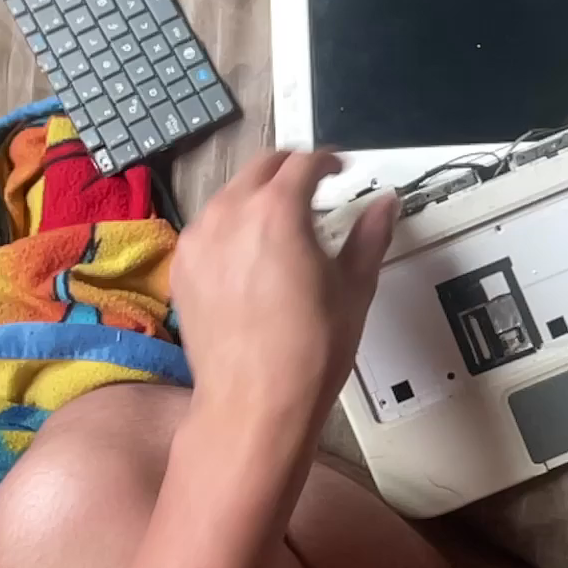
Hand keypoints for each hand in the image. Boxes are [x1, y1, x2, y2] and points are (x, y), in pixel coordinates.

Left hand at [170, 150, 396, 433]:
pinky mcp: (183, 268)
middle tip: (314, 185)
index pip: (304, 163)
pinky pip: (209, 226)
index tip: (339, 169)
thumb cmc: (308, 352)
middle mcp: (231, 215)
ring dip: (259, 194)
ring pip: (231, 193)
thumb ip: (369, 235)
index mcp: (278, 212)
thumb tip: (384, 206)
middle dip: (291, 169)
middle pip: (261, 167)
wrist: (253, 406)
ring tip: (284, 221)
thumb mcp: (354, 288)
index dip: (328, 162)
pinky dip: (232, 224)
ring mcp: (199, 241)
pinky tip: (251, 253)